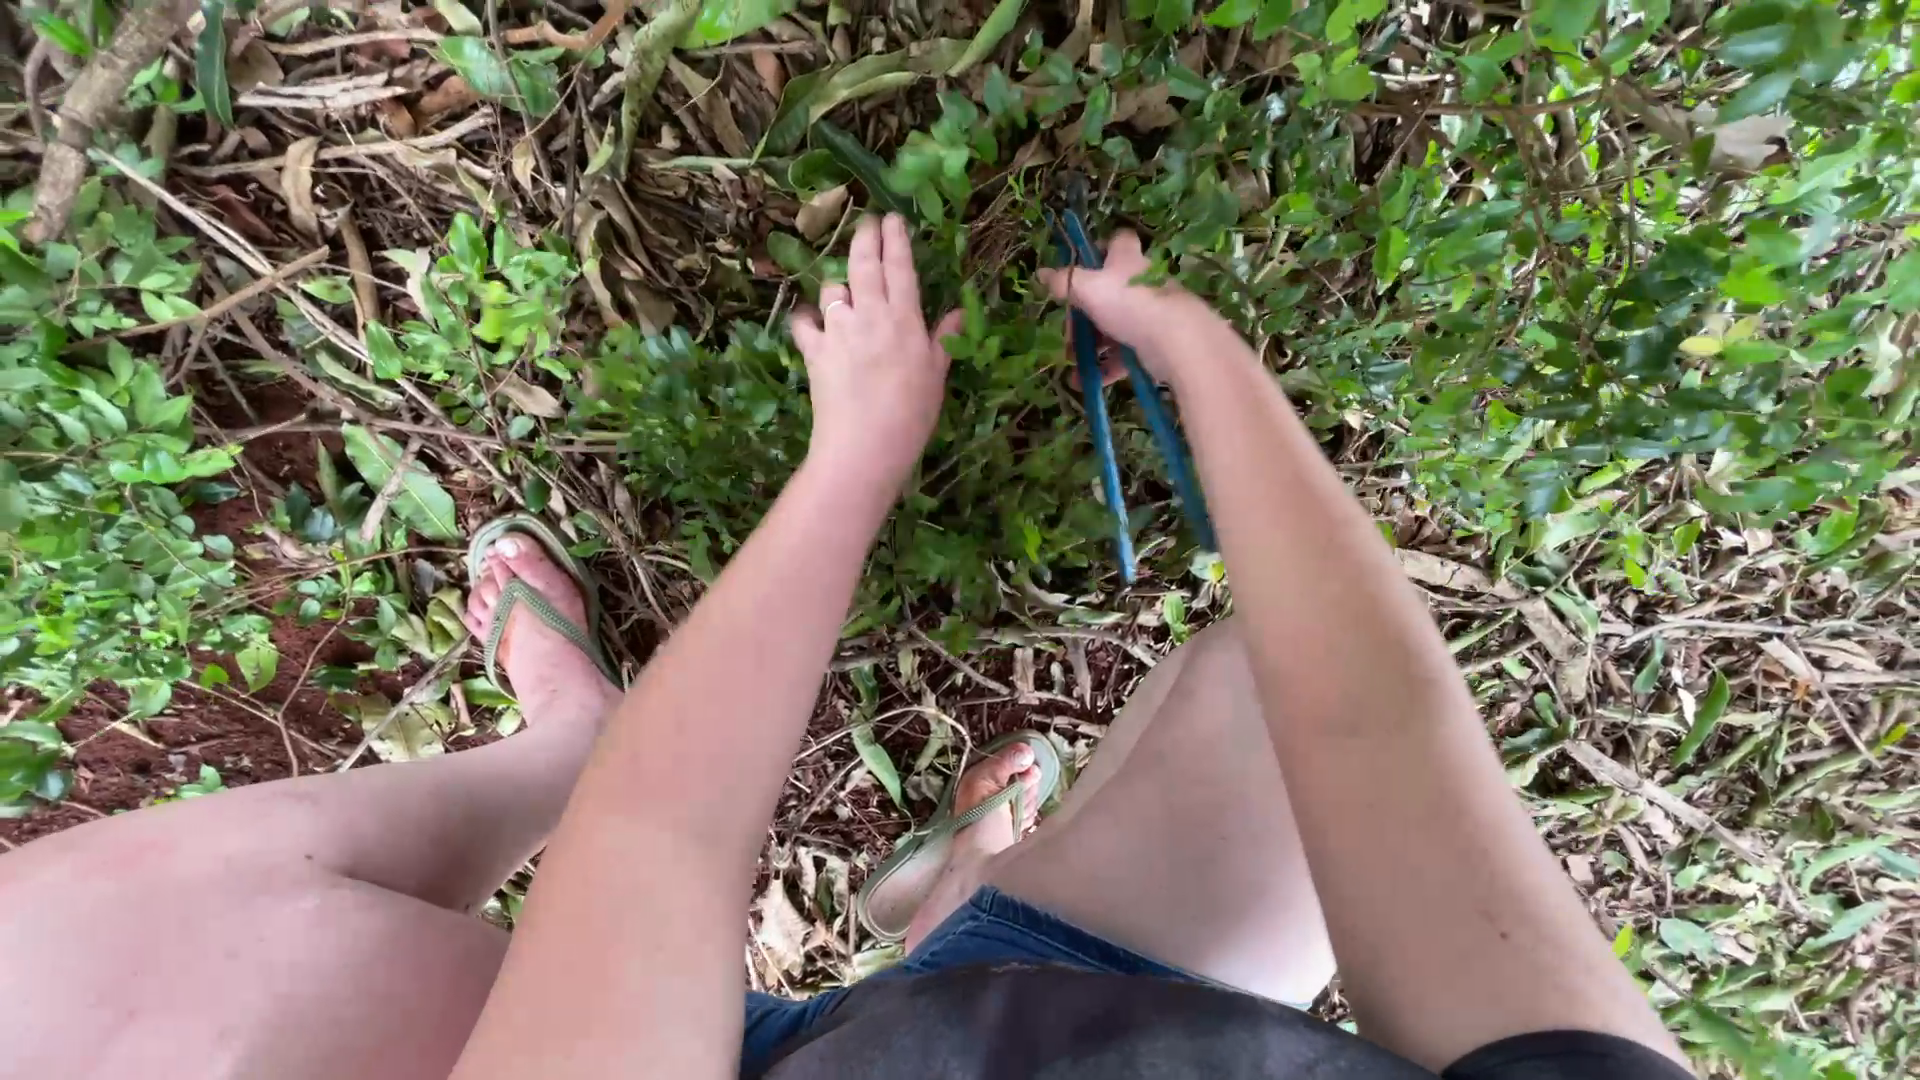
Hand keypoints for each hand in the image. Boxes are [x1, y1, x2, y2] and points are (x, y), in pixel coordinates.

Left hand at [791, 214, 961, 489]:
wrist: (865, 446)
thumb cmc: (911, 416)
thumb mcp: (936, 378)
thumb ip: (944, 341)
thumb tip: (960, 312)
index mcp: (905, 320)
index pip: (900, 268)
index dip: (896, 239)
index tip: (893, 218)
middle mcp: (870, 315)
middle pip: (864, 264)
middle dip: (865, 237)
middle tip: (867, 223)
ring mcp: (838, 330)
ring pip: (833, 289)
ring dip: (838, 285)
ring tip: (844, 290)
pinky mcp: (814, 350)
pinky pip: (804, 323)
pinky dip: (807, 319)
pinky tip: (811, 323)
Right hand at [1035, 231, 1222, 386]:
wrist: (1174, 340)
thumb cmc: (1128, 304)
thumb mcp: (1088, 289)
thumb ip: (1064, 282)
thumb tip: (1041, 273)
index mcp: (1126, 260)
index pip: (1117, 242)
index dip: (1099, 251)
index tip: (1080, 270)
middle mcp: (1138, 283)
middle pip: (1106, 294)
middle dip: (1082, 317)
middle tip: (1068, 335)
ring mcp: (1147, 314)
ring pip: (1112, 328)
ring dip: (1089, 348)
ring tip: (1073, 364)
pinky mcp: (1151, 343)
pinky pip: (1122, 355)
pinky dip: (1103, 368)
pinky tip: (1085, 382)